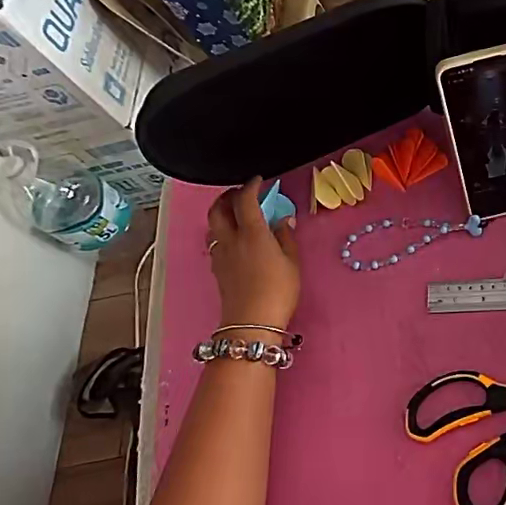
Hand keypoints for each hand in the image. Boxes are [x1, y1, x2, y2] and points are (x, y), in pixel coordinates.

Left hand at [207, 179, 300, 330]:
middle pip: (218, 209)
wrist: (251, 323)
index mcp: (252, 233)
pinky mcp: (217, 268)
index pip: (244, 200)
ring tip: (238, 214)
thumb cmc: (278, 291)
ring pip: (213, 224)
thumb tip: (283, 220)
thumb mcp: (292, 262)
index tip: (258, 181)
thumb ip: (285, 236)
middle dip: (228, 196)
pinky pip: (216, 240)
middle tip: (242, 193)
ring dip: (223, 213)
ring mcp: (220, 254)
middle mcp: (231, 239)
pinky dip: (223, 230)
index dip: (250, 186)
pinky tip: (237, 238)